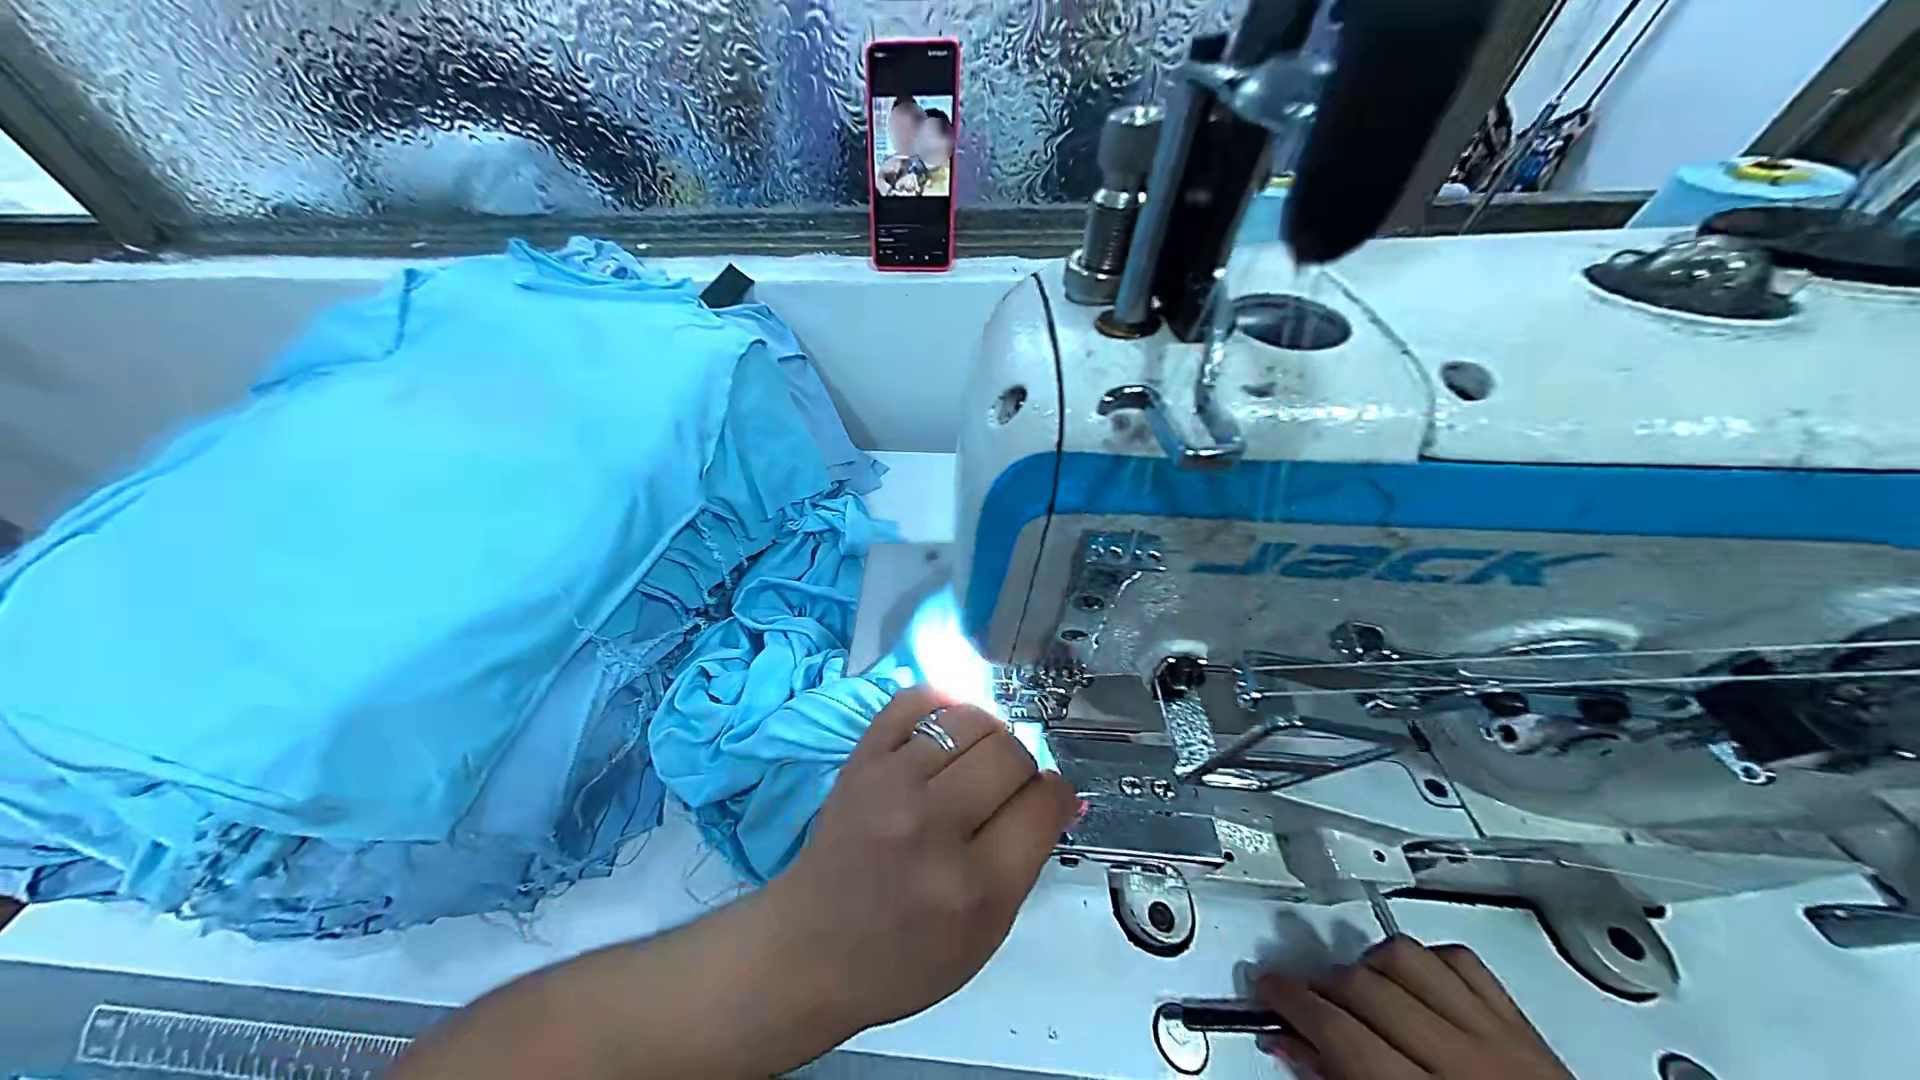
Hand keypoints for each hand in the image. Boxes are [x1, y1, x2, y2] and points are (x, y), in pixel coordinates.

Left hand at [762, 685, 1076, 1032]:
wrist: (814, 948)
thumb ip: (1028, 860)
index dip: (1056, 795)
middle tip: (1010, 785)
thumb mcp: (987, 933)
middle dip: (1024, 766)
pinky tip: (949, 720)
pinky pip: (912, 701)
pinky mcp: (861, 761)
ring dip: (989, 733)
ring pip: (970, 720)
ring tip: (981, 756)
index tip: (1048, 798)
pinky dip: (941, 701)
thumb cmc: (906, 955)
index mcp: (975, 886)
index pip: (1042, 803)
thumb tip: (1059, 795)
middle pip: (1010, 754)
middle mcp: (934, 826)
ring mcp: (892, 785)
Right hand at [1257, 937, 1575, 1079]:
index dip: (1292, 1003)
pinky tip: (1412, 981)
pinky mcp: (1525, 1027)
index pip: (1341, 1034)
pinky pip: (1461, 963)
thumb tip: (1290, 1044)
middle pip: (1365, 987)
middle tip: (1306, 997)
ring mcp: (1502, 1042)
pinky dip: (1426, 961)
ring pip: (1408, 959)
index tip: (1269, 988)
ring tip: (1358, 985)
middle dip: (1321, 985)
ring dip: (1368, 965)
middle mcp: (1470, 1067)